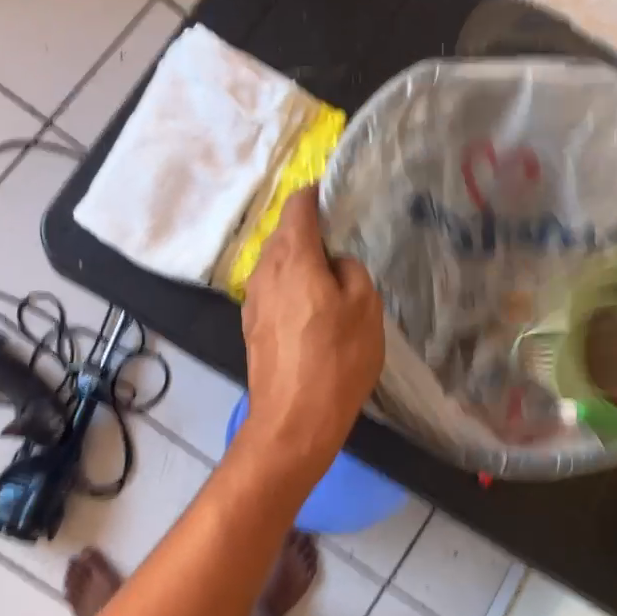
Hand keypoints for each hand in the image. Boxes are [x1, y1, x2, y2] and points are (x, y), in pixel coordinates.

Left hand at [240, 189, 384, 474]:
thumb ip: (350, 271)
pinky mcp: (251, 326)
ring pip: (276, 263)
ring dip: (300, 262)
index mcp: (292, 257)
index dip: (319, 195)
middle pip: (284, 233)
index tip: (339, 198)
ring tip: (330, 277)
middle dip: (310, 230)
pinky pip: (273, 290)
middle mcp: (264, 270)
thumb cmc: (336, 360)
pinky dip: (291, 287)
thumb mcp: (365, 308)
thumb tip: (335, 264)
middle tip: (343, 242)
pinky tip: (311, 308)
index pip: (299, 205)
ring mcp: (252, 300)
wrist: (294, 420)